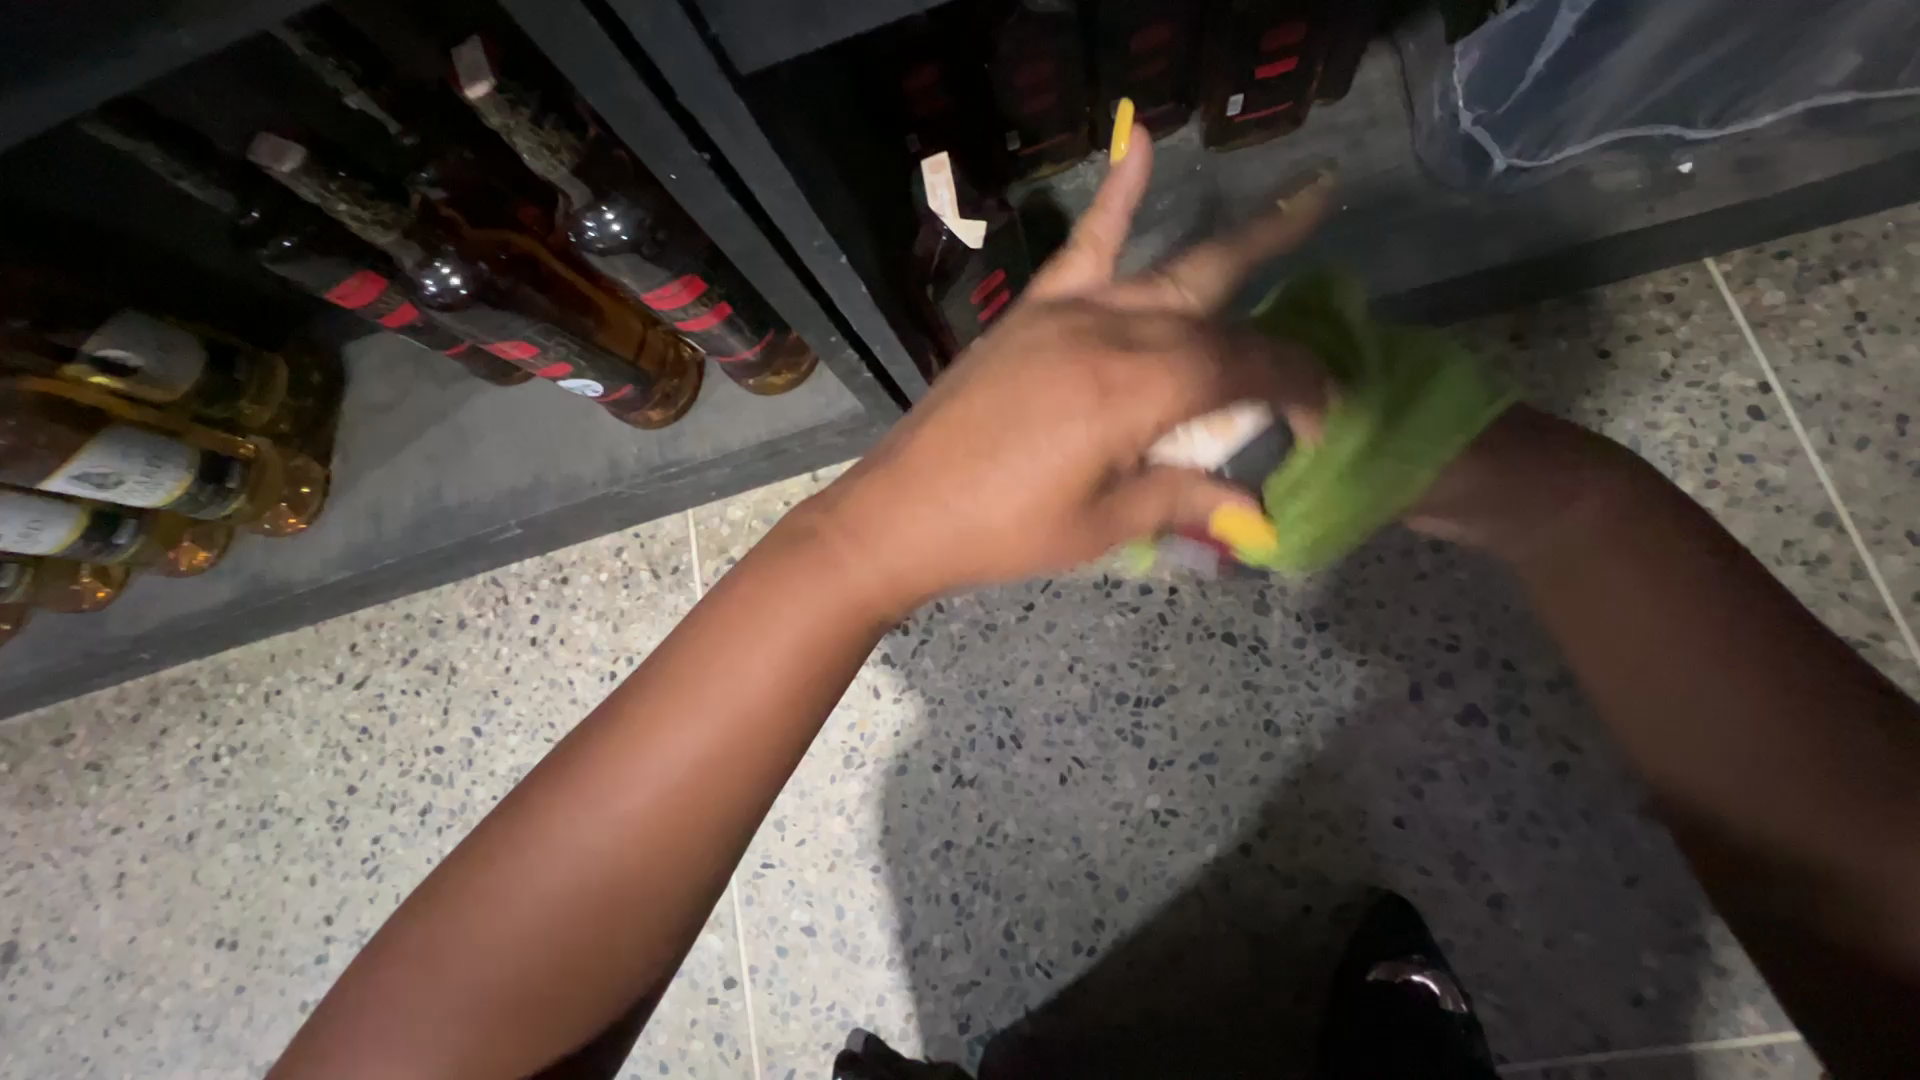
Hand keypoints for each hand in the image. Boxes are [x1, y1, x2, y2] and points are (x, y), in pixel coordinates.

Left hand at [786, 124, 1335, 616]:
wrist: (902, 511)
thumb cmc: (1003, 531)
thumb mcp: (1102, 526)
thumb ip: (1184, 498)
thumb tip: (1256, 511)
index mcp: (1137, 388)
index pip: (1246, 366)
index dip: (1298, 385)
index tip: (1325, 412)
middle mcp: (1112, 330)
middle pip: (1218, 311)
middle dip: (1281, 322)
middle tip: (1330, 336)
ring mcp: (1068, 312)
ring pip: (1170, 269)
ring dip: (1240, 246)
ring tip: (1308, 202)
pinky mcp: (1031, 311)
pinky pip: (1083, 245)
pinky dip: (1115, 195)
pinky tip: (1138, 139)